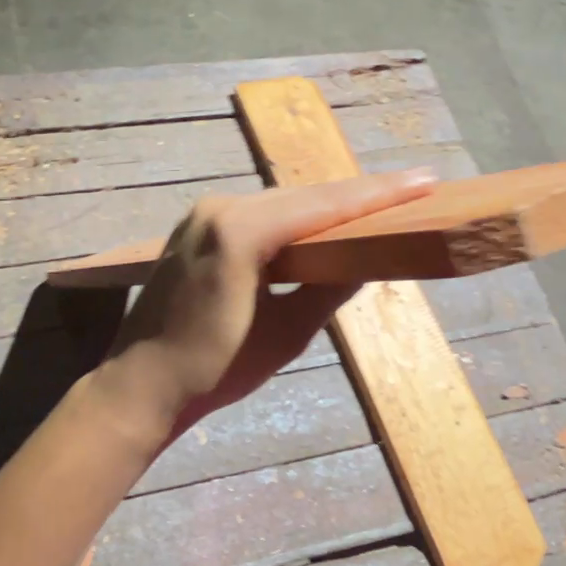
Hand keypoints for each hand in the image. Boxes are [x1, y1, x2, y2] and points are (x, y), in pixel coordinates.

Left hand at [93, 169, 436, 442]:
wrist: (141, 384)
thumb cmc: (214, 369)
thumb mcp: (285, 335)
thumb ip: (327, 291)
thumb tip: (367, 262)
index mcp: (239, 232)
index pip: (321, 206)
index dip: (376, 195)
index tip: (424, 180)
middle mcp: (220, 208)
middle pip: (302, 197)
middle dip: (355, 196)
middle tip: (410, 190)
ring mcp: (203, 214)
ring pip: (280, 202)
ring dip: (325, 206)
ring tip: (377, 204)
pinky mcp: (195, 227)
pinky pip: (257, 214)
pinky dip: (292, 218)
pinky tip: (320, 223)